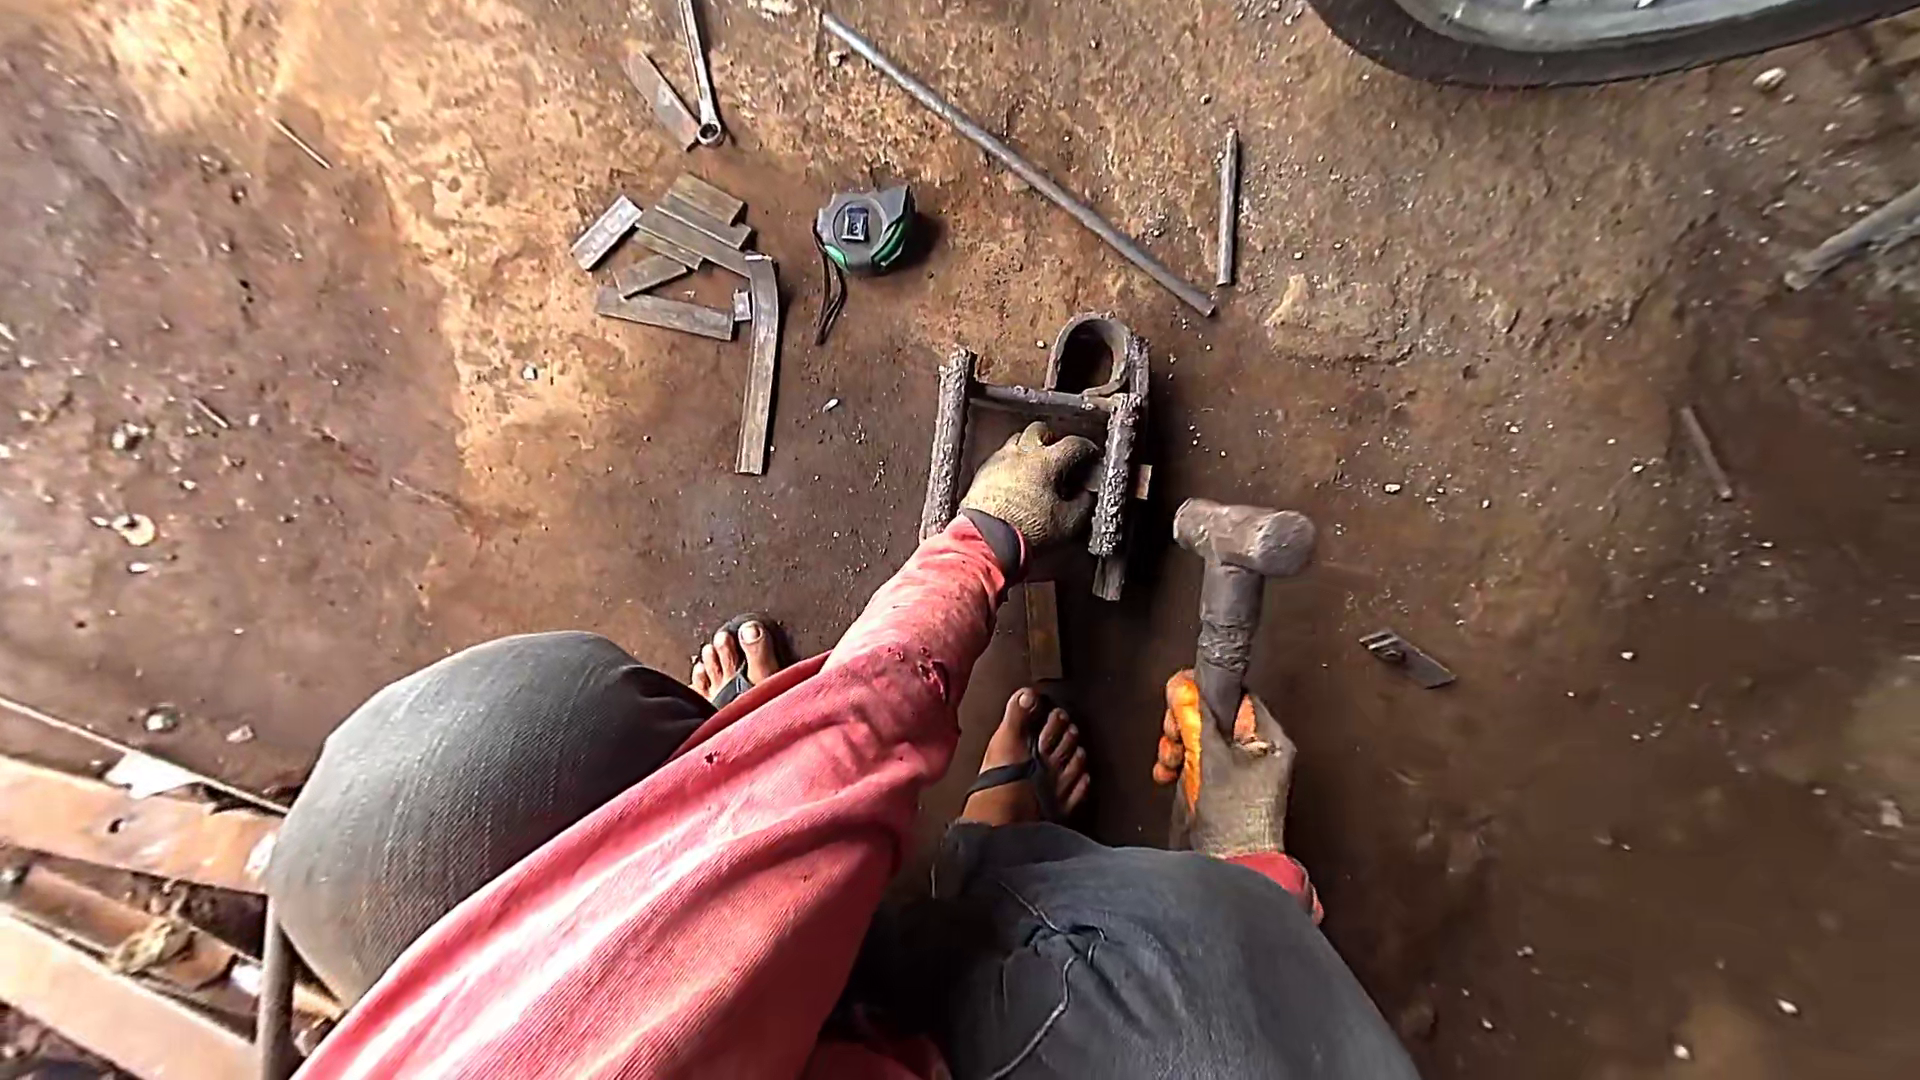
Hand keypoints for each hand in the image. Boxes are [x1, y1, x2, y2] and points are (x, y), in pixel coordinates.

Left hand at [960, 422, 1099, 548]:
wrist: (987, 540)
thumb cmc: (1026, 531)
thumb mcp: (1068, 522)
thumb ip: (1084, 504)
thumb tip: (1087, 495)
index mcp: (1047, 462)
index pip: (1074, 443)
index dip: (1087, 448)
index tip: (1090, 455)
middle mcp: (1023, 454)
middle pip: (1040, 429)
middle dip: (1052, 438)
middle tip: (1059, 453)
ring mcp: (1000, 460)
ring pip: (1017, 439)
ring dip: (1028, 447)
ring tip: (1035, 464)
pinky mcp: (983, 472)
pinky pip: (999, 457)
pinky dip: (1010, 462)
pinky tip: (1014, 477)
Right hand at [1154, 669, 1295, 856]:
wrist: (1230, 866)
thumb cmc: (1234, 819)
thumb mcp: (1210, 757)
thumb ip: (1196, 717)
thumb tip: (1185, 685)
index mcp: (1269, 740)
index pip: (1236, 695)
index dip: (1206, 691)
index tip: (1182, 694)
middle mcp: (1257, 750)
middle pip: (1214, 713)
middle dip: (1186, 721)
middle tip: (1173, 732)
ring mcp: (1237, 766)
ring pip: (1199, 733)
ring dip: (1177, 741)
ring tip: (1169, 758)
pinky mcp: (1219, 780)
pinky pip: (1194, 755)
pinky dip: (1177, 760)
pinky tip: (1167, 771)